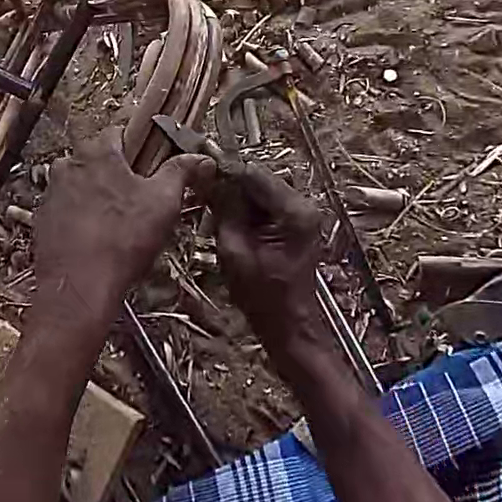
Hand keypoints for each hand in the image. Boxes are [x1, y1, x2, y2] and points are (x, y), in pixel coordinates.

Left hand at [31, 128, 211, 328]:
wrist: (79, 287)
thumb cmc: (124, 238)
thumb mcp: (163, 202)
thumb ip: (180, 172)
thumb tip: (201, 157)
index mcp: (97, 152)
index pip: (117, 132)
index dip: (137, 144)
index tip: (150, 162)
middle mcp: (68, 164)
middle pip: (96, 157)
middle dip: (115, 171)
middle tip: (137, 196)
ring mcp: (51, 191)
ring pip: (79, 182)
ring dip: (95, 192)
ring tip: (116, 219)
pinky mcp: (42, 218)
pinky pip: (65, 206)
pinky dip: (78, 214)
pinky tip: (94, 236)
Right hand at [211, 162, 331, 362]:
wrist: (289, 328)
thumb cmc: (263, 296)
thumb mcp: (235, 250)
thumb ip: (225, 209)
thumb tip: (212, 178)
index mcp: (294, 211)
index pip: (253, 174)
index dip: (224, 173)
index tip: (199, 175)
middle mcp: (303, 206)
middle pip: (258, 180)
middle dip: (229, 188)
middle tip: (203, 198)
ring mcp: (301, 215)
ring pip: (259, 192)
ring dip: (236, 200)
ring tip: (215, 215)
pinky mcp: (295, 225)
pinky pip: (265, 206)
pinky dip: (246, 211)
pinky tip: (230, 225)